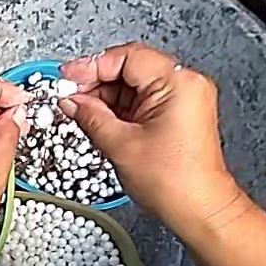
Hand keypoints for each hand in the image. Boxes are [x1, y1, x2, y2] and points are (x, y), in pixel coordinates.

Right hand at [59, 43, 251, 239]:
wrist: (198, 208)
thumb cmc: (174, 182)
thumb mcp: (120, 145)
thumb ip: (91, 117)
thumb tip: (71, 102)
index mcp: (177, 83)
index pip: (127, 57)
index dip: (92, 66)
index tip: (68, 77)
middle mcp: (185, 85)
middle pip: (130, 68)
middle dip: (97, 82)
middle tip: (70, 97)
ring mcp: (182, 99)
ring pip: (134, 86)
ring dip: (105, 97)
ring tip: (81, 113)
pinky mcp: (176, 115)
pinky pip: (141, 102)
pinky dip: (118, 110)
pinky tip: (99, 120)